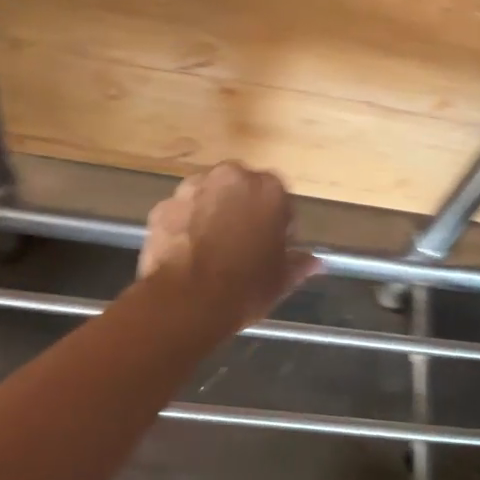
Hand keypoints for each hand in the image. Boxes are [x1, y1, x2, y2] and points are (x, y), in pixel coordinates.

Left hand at [138, 161, 321, 330]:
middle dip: (241, 213)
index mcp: (269, 189)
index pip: (280, 202)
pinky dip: (183, 229)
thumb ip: (298, 264)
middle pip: (241, 191)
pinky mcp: (162, 206)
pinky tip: (185, 257)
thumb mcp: (279, 281)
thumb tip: (317, 262)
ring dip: (211, 217)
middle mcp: (230, 176)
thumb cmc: (243, 290)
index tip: (269, 251)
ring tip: (209, 255)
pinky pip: (180, 215)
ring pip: (208, 198)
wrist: (186, 302)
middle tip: (239, 251)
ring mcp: (191, 188)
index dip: (276, 228)